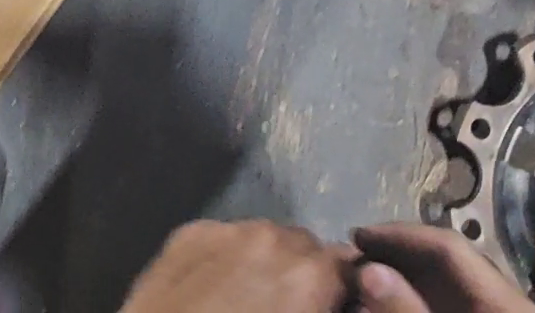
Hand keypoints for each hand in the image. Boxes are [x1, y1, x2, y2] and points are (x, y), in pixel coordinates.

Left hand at [118, 219, 360, 312]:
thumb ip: (319, 304)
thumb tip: (335, 302)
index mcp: (306, 272)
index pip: (346, 262)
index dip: (345, 286)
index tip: (337, 305)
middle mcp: (268, 236)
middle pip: (303, 245)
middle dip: (303, 271)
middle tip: (291, 307)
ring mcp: (224, 228)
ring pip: (262, 237)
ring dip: (266, 261)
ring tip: (251, 298)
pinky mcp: (188, 231)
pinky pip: (224, 237)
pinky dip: (229, 257)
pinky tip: (214, 289)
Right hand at [349, 223, 534, 312]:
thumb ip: (409, 312)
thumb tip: (366, 268)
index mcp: (507, 302)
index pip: (449, 246)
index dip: (400, 234)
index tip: (357, 235)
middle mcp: (506, 300)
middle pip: (448, 263)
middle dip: (398, 255)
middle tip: (354, 256)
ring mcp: (497, 310)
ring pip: (447, 284)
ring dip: (404, 278)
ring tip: (366, 277)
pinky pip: (452, 303)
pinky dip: (418, 298)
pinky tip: (391, 300)